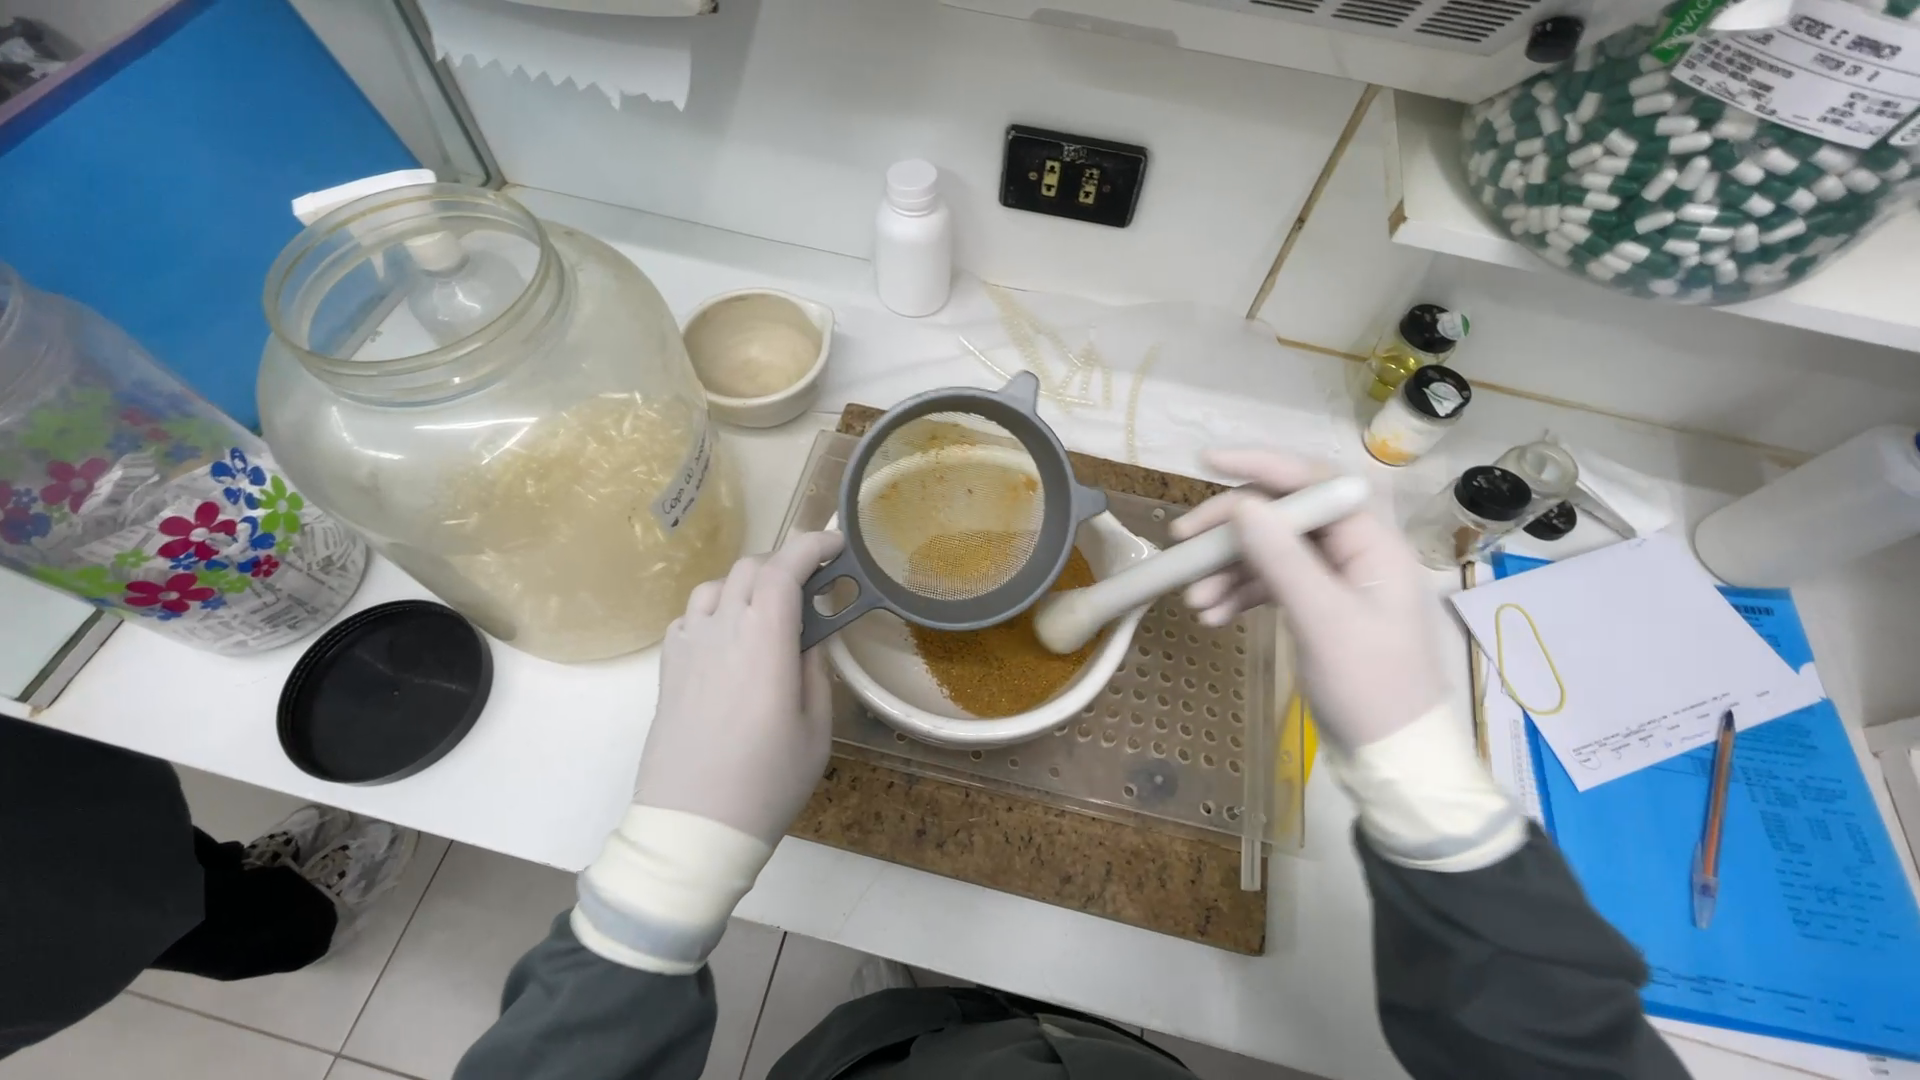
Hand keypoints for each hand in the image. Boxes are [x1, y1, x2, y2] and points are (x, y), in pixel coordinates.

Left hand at [632, 529, 844, 843]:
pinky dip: (717, 611)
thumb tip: (809, 636)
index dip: (812, 545)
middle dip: (785, 564)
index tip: (836, 544)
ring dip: (749, 585)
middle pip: (750, 568)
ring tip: (770, 614)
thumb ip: (813, 670)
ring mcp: (687, 647)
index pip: (784, 569)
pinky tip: (731, 641)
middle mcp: (720, 630)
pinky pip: (691, 616)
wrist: (692, 827)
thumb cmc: (767, 782)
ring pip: (717, 586)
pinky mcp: (668, 668)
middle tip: (813, 589)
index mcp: (763, 641)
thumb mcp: (814, 728)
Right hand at [1171, 449, 1443, 750]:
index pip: (1314, 484)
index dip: (1262, 466)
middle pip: (1284, 518)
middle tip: (1182, 545)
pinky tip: (1214, 616)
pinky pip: (1272, 584)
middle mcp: (1354, 553)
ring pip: (1271, 553)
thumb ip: (1283, 559)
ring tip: (1197, 601)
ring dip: (1229, 570)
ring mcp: (1336, 581)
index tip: (1207, 463)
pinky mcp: (1319, 607)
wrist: (1392, 756)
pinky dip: (1240, 594)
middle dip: (1231, 531)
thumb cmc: (1370, 687)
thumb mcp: (1323, 620)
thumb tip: (1242, 506)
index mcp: (1371, 544)